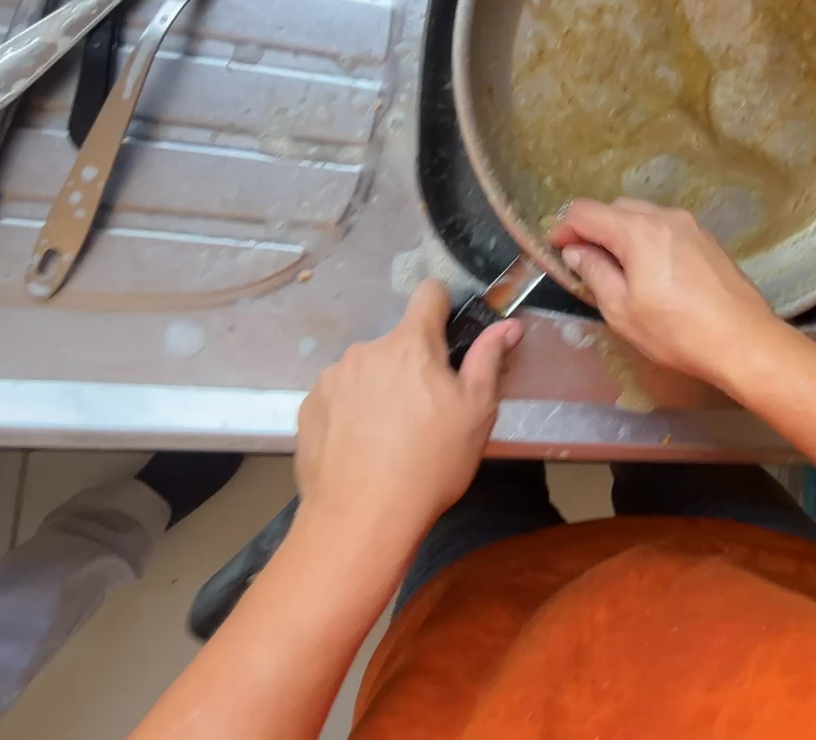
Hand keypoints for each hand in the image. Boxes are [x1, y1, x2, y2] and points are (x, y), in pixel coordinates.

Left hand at [296, 279, 521, 535]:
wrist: (361, 521)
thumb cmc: (431, 462)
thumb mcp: (477, 411)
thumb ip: (489, 359)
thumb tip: (508, 325)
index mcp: (411, 344)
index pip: (429, 294)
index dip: (443, 306)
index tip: (449, 334)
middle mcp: (366, 350)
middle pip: (398, 342)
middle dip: (414, 364)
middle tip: (427, 409)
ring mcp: (332, 379)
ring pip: (368, 370)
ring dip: (381, 386)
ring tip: (391, 434)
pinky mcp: (308, 409)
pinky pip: (340, 396)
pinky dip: (353, 410)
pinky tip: (363, 446)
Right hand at [547, 198, 781, 384]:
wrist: (743, 340)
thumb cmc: (677, 331)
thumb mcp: (622, 310)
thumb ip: (595, 273)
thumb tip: (576, 252)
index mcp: (638, 230)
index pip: (586, 211)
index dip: (564, 228)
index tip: (556, 250)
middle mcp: (665, 217)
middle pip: (616, 208)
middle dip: (594, 229)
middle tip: (585, 262)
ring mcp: (691, 226)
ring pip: (644, 216)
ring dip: (623, 233)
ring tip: (618, 269)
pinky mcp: (708, 240)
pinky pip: (667, 228)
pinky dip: (649, 239)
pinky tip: (651, 271)